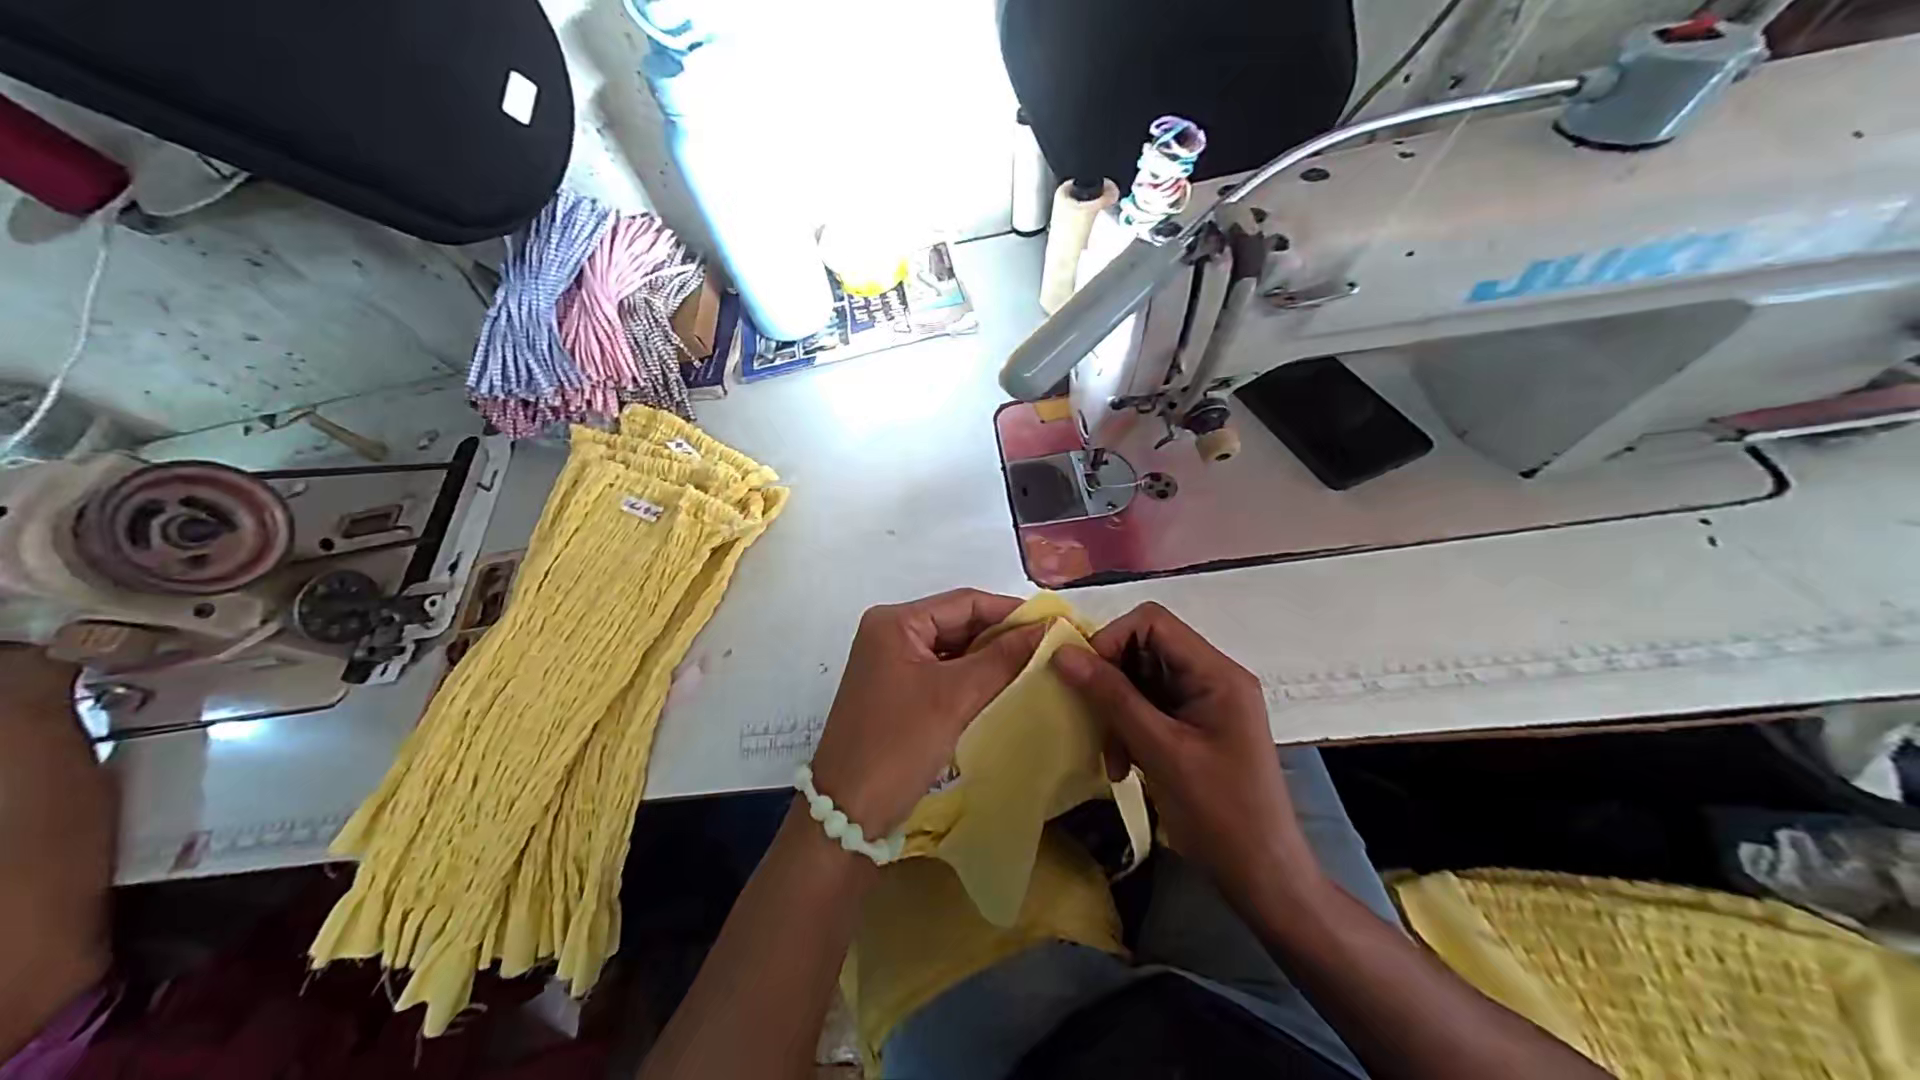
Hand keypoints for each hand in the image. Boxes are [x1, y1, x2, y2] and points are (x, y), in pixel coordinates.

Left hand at [810, 589, 1046, 835]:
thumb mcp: (955, 697)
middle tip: (1052, 646)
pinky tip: (1007, 687)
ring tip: (1038, 665)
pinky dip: (974, 678)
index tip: (1055, 623)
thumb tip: (1047, 628)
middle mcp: (891, 634)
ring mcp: (893, 664)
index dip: (1011, 610)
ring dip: (992, 657)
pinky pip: (945, 673)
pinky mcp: (899, 691)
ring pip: (954, 649)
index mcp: (895, 622)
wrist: (848, 811)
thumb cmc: (898, 745)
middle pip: (959, 622)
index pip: (965, 602)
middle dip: (1003, 634)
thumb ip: (1003, 658)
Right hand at [1050, 603, 1324, 908]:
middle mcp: (1211, 678)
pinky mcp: (1193, 727)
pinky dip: (1127, 729)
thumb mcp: (1161, 751)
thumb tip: (1064, 654)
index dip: (1111, 640)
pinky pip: (1148, 708)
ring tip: (1109, 756)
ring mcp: (1202, 703)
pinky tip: (1121, 765)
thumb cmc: (1221, 814)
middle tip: (1091, 720)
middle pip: (1143, 649)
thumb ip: (1112, 697)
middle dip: (1110, 682)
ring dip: (1115, 712)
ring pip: (1140, 680)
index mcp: (1216, 674)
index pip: (1153, 622)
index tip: (1083, 678)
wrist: (1263, 877)